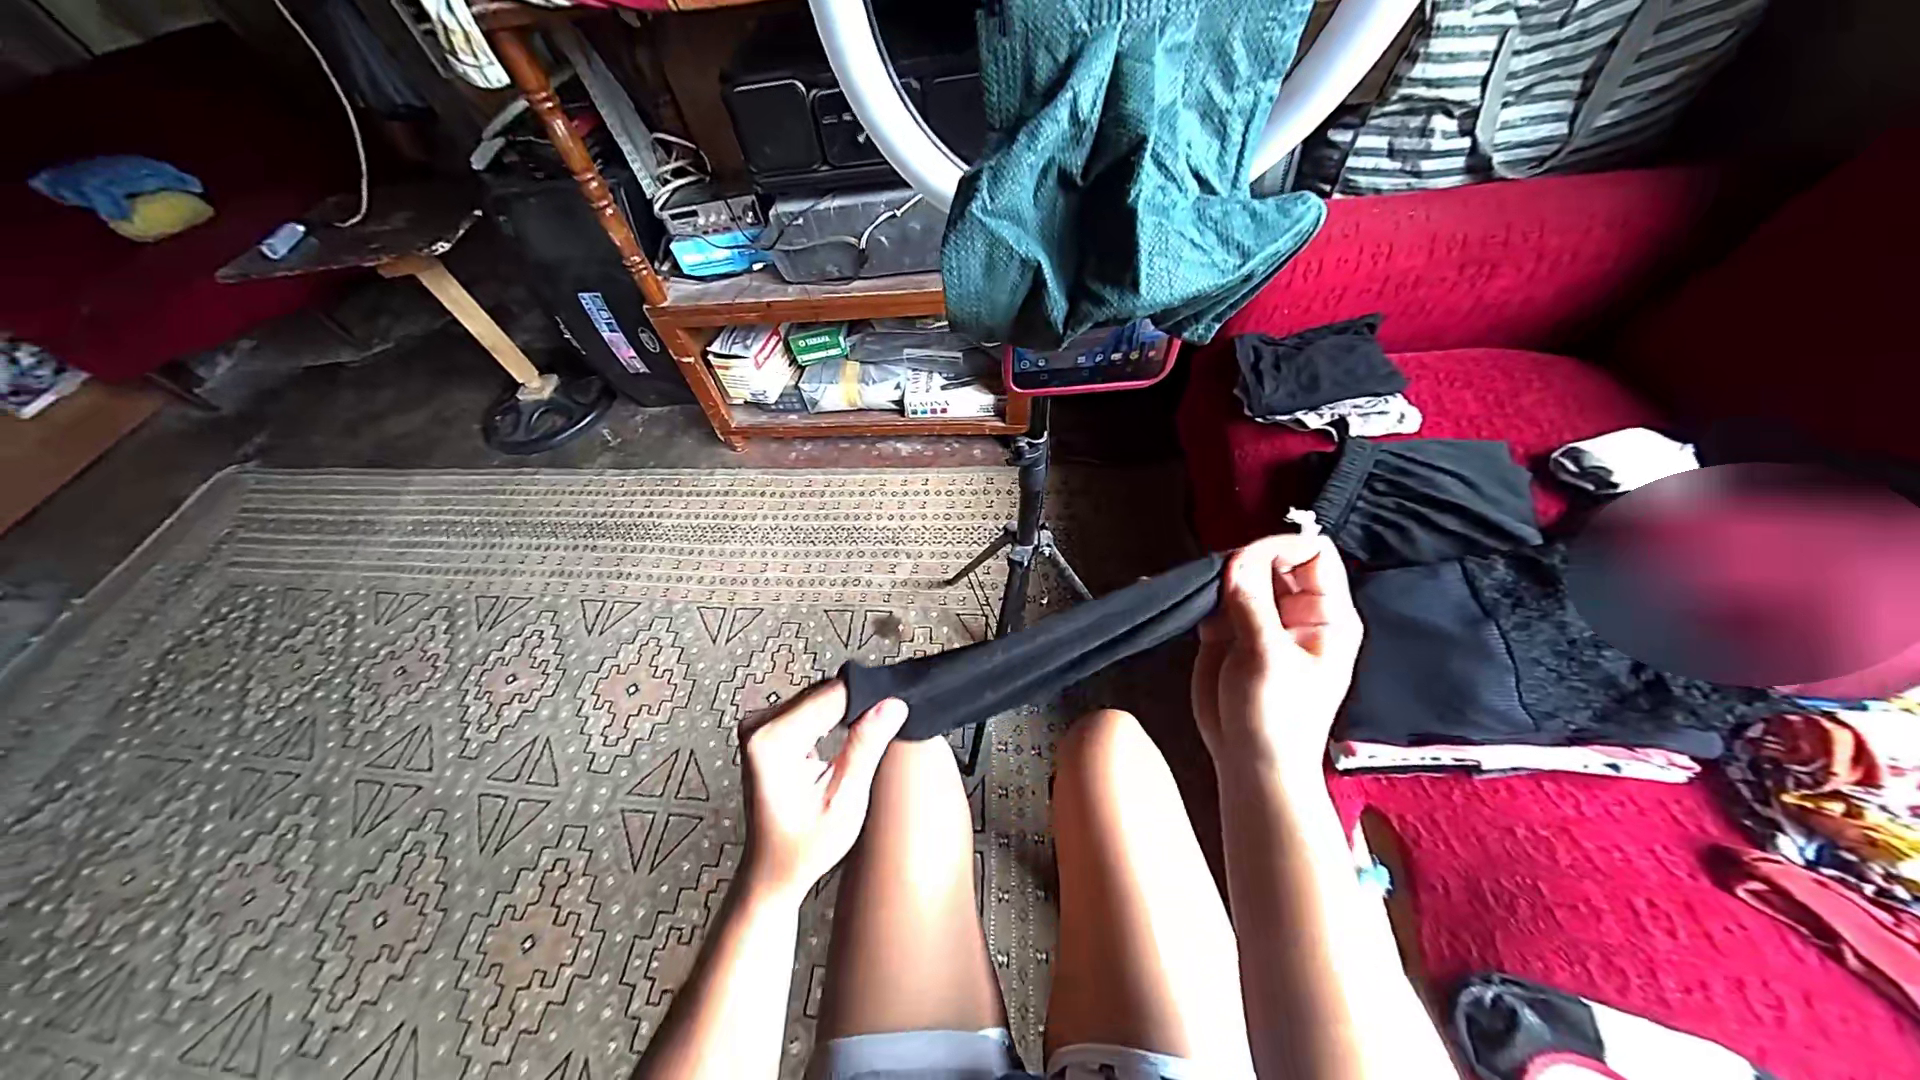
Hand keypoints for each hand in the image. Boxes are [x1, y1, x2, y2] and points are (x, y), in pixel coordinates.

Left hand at [739, 680, 908, 903]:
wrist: (772, 870)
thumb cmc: (802, 847)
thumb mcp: (845, 801)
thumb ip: (866, 746)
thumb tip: (891, 705)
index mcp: (772, 741)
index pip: (834, 695)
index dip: (870, 701)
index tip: (893, 712)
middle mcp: (758, 726)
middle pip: (826, 692)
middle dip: (858, 707)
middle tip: (880, 734)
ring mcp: (758, 725)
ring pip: (820, 695)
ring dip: (846, 712)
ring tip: (860, 745)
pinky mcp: (766, 727)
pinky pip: (809, 706)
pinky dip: (832, 718)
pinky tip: (842, 741)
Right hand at [1192, 534, 1361, 784]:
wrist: (1251, 763)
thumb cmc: (1276, 719)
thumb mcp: (1267, 659)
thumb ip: (1251, 606)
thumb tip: (1236, 559)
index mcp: (1325, 615)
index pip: (1312, 554)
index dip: (1279, 548)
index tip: (1243, 559)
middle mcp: (1295, 611)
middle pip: (1272, 560)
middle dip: (1243, 560)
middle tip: (1216, 578)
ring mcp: (1260, 621)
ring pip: (1240, 576)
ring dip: (1217, 576)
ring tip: (1195, 588)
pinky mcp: (1229, 633)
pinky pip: (1215, 600)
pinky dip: (1197, 595)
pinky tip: (1180, 591)